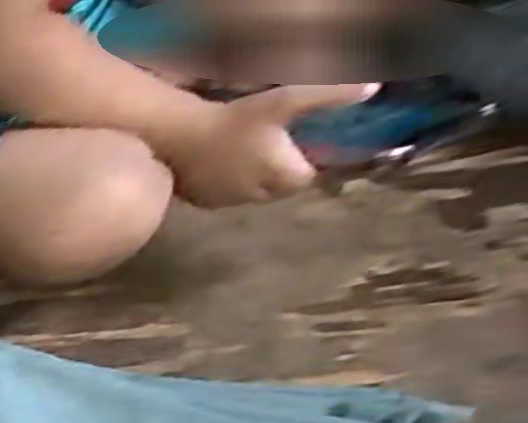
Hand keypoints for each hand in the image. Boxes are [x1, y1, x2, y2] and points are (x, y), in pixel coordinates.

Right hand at [155, 83, 377, 206]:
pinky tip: (226, 173)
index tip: (310, 155)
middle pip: (278, 192)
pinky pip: (225, 200)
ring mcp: (224, 201)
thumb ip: (332, 95)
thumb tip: (373, 90)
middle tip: (282, 158)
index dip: (311, 168)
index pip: (305, 181)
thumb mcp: (288, 99)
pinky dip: (231, 189)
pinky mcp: (200, 203)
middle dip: (284, 179)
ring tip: (253, 165)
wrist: (178, 140)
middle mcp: (253, 193)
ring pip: (251, 197)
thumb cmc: (234, 122)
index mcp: (278, 173)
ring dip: (257, 184)